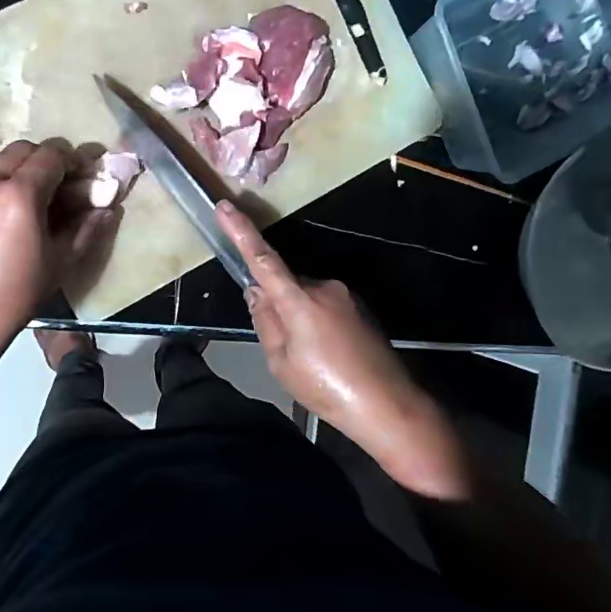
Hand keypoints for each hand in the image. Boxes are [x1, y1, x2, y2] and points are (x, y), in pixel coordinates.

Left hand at [0, 140, 113, 357]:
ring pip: (2, 160)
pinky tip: (17, 212)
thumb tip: (108, 208)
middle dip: (49, 159)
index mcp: (20, 192)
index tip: (88, 178)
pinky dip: (6, 181)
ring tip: (42, 198)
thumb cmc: (19, 291)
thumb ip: (87, 227)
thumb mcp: (62, 260)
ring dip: (26, 168)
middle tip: (67, 185)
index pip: (52, 155)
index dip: (74, 161)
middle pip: (25, 149)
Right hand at [215, 201, 435, 457]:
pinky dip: (316, 325)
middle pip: (284, 286)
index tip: (224, 208)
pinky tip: (327, 356)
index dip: (241, 232)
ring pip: (304, 298)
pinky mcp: (359, 307)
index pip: (263, 260)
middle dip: (275, 307)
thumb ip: (265, 322)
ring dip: (298, 319)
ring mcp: (345, 296)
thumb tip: (256, 293)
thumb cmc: (327, 387)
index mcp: (300, 300)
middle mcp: (324, 288)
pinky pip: (324, 307)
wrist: (387, 403)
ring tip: (310, 360)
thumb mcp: (281, 362)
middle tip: (282, 349)